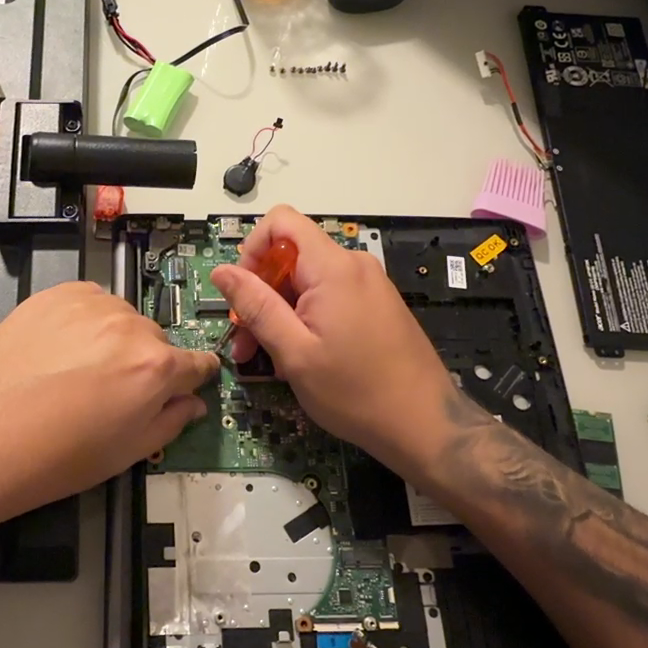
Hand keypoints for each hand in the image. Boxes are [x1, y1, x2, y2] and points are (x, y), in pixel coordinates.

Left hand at [0, 281, 218, 530]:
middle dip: (144, 364)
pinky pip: (87, 303)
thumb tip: (190, 404)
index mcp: (155, 368)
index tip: (183, 387)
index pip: (198, 362)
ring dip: (112, 340)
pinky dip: (83, 322)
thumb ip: (170, 422)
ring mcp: (87, 305)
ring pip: (120, 319)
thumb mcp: (126, 455)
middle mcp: (127, 326)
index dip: (193, 379)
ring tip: (77, 375)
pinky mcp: (51, 296)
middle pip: (156, 341)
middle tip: (112, 395)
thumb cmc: (50, 459)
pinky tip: (58, 354)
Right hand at [209, 206, 459, 468]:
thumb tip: (222, 271)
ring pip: (306, 282)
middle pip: (290, 256)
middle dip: (260, 294)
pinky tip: (297, 358)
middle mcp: (353, 265)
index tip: (242, 295)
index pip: (281, 222)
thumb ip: (256, 306)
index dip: (252, 250)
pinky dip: (303, 319)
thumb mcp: (294, 352)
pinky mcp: (375, 306)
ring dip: (278, 313)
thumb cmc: (356, 392)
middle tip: (245, 343)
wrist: (424, 424)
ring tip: (265, 360)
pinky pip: (327, 297)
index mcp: (333, 268)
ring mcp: (368, 285)